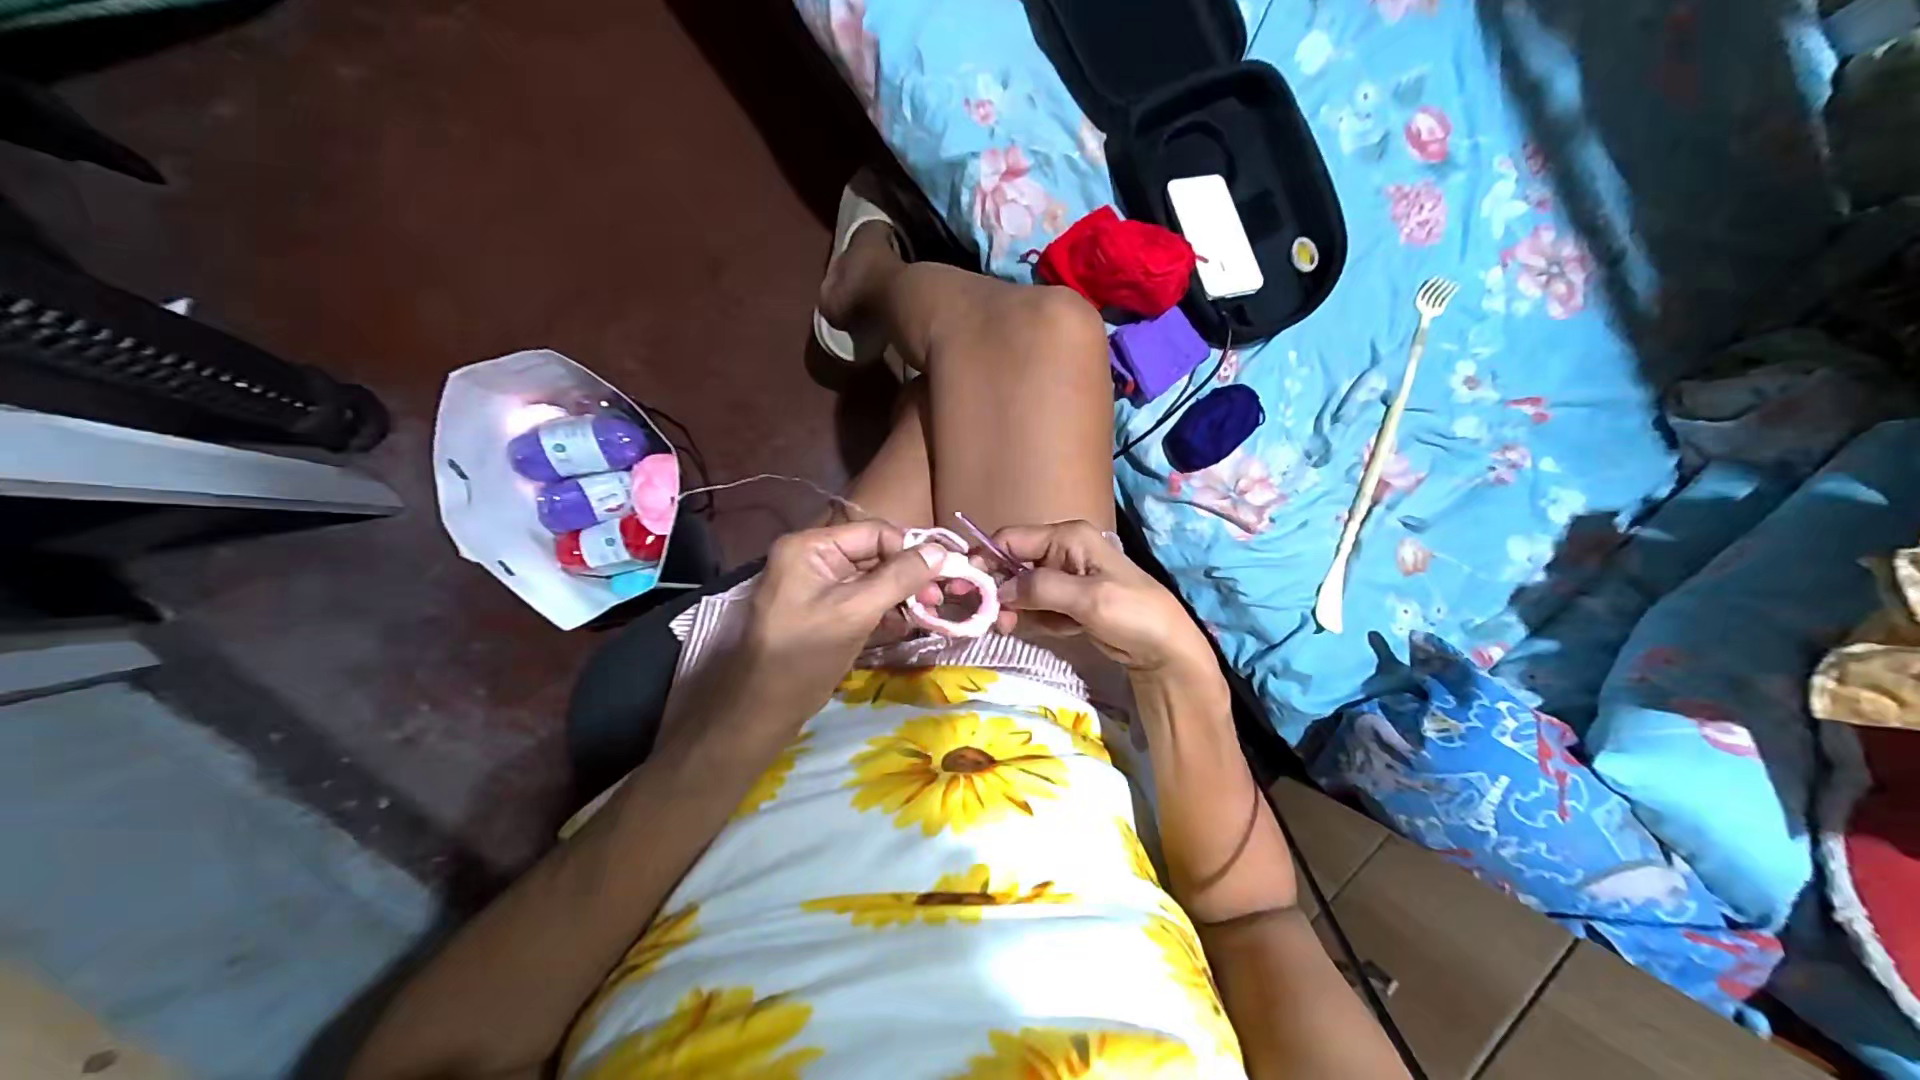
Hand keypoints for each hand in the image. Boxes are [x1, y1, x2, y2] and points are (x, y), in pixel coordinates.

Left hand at [735, 520, 946, 711]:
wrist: (764, 707)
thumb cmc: (806, 654)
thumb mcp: (856, 612)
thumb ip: (899, 578)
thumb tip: (940, 552)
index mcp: (810, 547)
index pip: (873, 533)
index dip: (908, 551)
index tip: (940, 576)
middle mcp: (812, 558)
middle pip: (873, 554)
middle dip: (906, 575)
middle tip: (936, 600)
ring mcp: (816, 585)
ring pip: (871, 578)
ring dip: (899, 594)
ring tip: (925, 613)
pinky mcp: (823, 610)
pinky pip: (861, 598)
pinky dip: (883, 609)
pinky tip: (903, 624)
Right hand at [993, 520, 1214, 676]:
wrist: (1165, 648)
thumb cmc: (1132, 612)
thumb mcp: (1087, 598)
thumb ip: (1040, 588)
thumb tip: (999, 590)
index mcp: (1068, 538)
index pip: (1011, 539)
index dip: (985, 558)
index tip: (965, 586)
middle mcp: (1062, 552)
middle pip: (1012, 564)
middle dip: (997, 588)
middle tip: (987, 616)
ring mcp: (1064, 578)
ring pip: (1020, 588)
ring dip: (1012, 607)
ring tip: (1008, 627)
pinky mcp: (1067, 603)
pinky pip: (1036, 606)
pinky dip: (1030, 618)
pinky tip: (1036, 629)